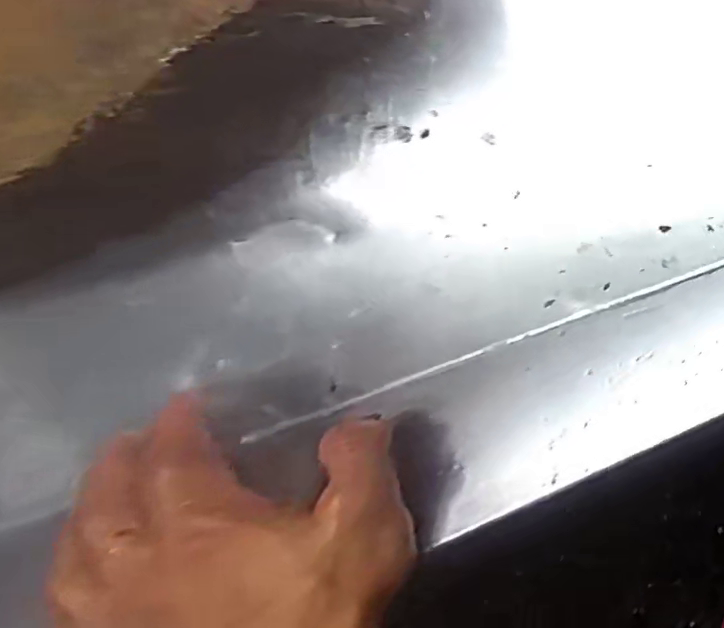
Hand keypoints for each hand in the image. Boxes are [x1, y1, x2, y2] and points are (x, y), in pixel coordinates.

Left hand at [47, 395, 415, 627]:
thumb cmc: (328, 593)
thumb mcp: (366, 516)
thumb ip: (359, 460)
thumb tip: (352, 422)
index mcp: (204, 529)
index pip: (175, 466)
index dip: (177, 430)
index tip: (184, 402)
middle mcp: (146, 568)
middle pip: (109, 512)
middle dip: (117, 469)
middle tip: (129, 440)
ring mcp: (123, 616)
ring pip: (77, 561)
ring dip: (83, 519)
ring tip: (98, 498)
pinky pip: (73, 606)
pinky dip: (72, 574)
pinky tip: (89, 573)